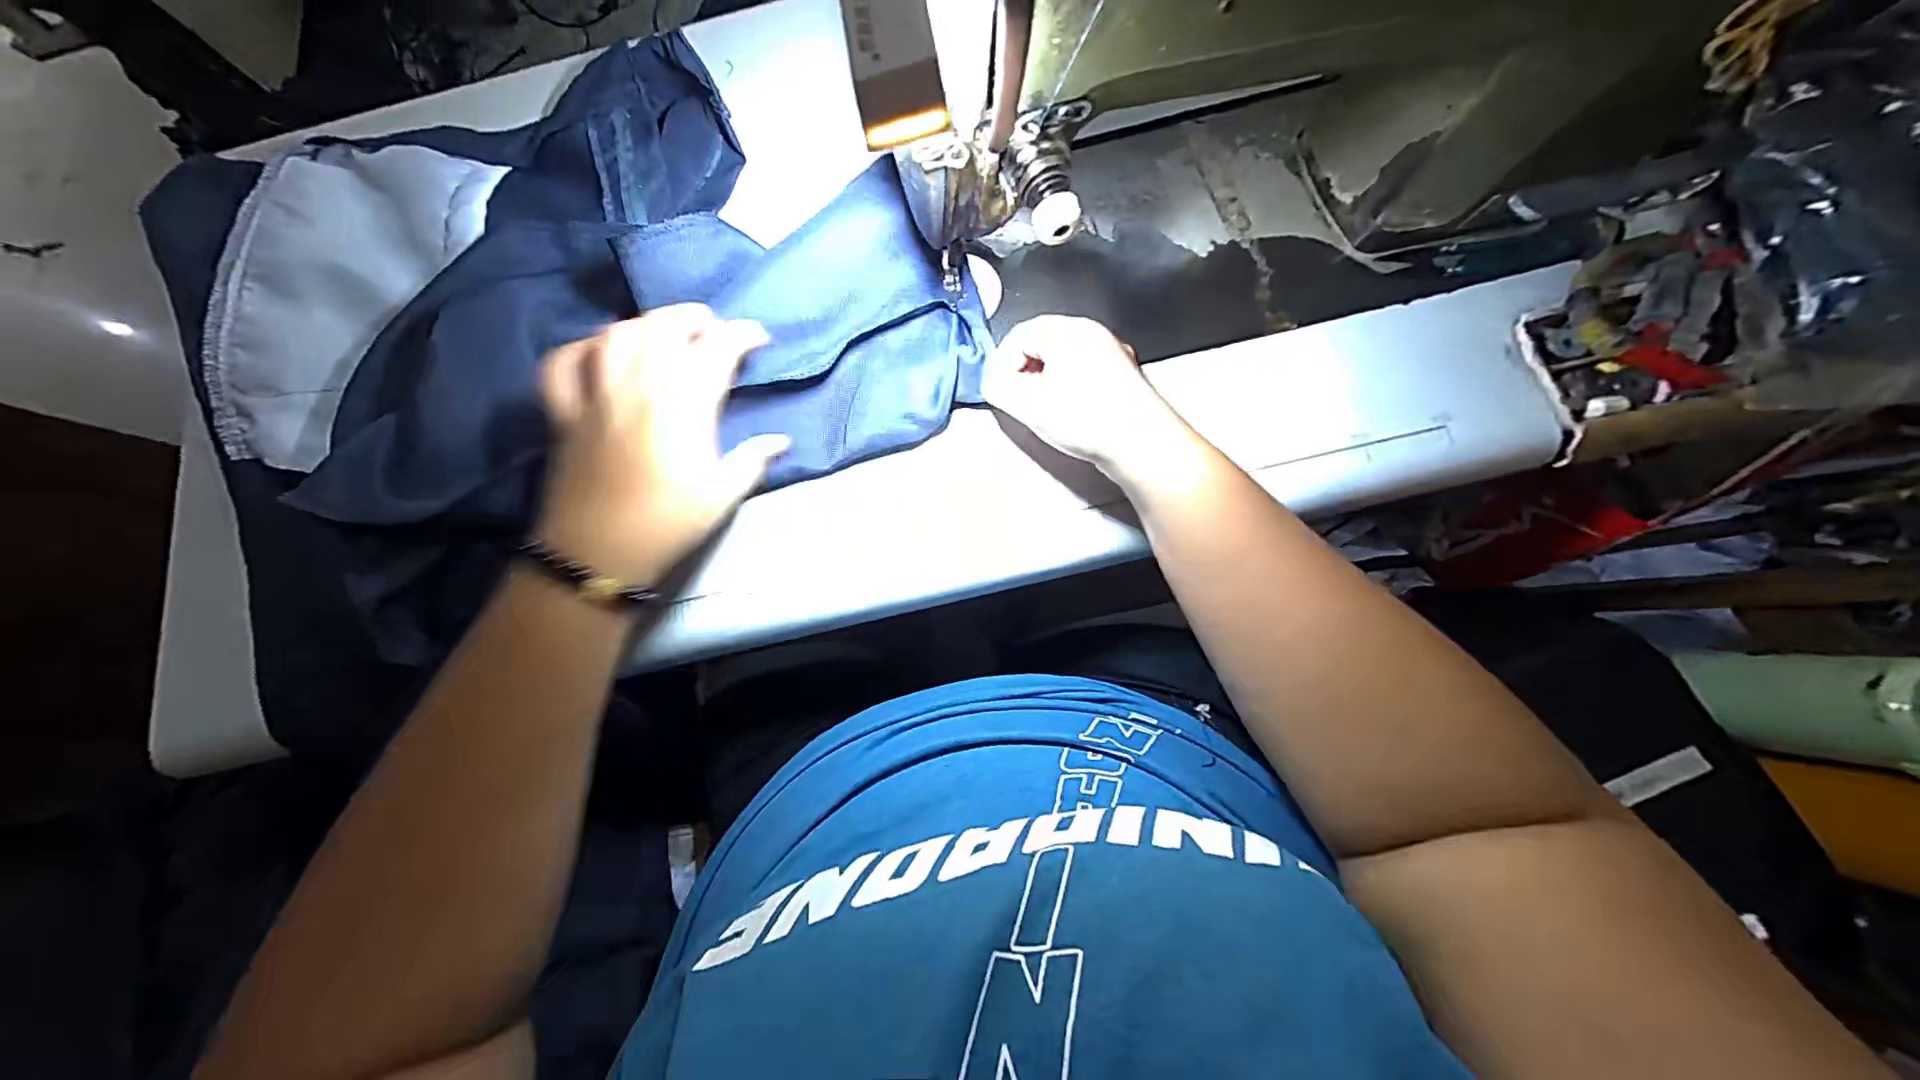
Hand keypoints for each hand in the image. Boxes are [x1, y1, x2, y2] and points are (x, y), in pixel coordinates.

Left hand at [533, 305, 789, 588]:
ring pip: (616, 335)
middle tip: (711, 326)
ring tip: (662, 330)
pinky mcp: (564, 411)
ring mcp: (596, 395)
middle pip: (664, 328)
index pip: (716, 349)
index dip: (741, 335)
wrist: (599, 552)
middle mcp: (639, 387)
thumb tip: (781, 441)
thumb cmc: (669, 523)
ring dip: (644, 323)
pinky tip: (599, 351)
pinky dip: (580, 348)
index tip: (758, 338)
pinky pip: (563, 363)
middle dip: (692, 318)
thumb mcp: (722, 495)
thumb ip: (752, 460)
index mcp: (684, 405)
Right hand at [980, 315, 1186, 477]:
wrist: (1143, 445)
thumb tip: (994, 382)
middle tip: (1018, 398)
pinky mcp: (1123, 378)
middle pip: (1043, 344)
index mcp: (1068, 331)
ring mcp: (1112, 355)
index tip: (999, 387)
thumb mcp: (1028, 405)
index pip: (1018, 335)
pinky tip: (1072, 415)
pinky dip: (1071, 390)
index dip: (1002, 363)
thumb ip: (999, 387)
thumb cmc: (1092, 421)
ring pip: (1065, 360)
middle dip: (1024, 371)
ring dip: (1047, 382)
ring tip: (1044, 410)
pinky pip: (1086, 375)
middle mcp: (1094, 335)